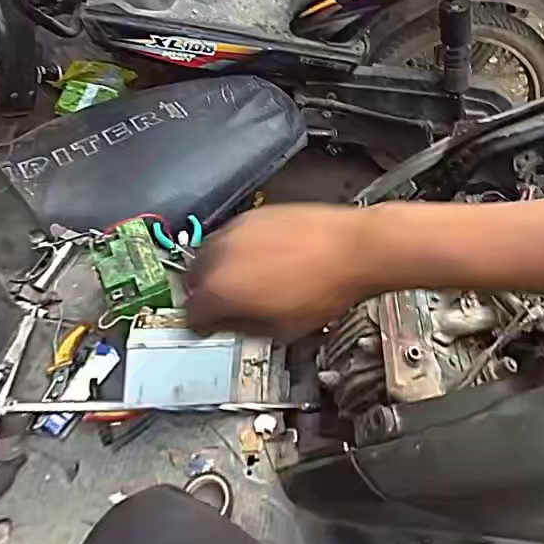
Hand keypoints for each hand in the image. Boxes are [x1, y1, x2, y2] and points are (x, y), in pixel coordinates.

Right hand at [186, 204, 380, 338]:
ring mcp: (237, 230)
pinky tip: (257, 258)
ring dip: (217, 268)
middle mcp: (222, 255)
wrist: (353, 248)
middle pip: (193, 278)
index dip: (201, 323)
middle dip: (204, 293)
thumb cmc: (326, 287)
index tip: (209, 324)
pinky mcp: (253, 215)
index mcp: (222, 289)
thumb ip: (242, 327)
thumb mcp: (280, 328)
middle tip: (222, 304)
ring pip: (209, 252)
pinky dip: (235, 248)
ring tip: (241, 280)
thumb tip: (230, 324)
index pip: (191, 312)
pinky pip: (231, 234)